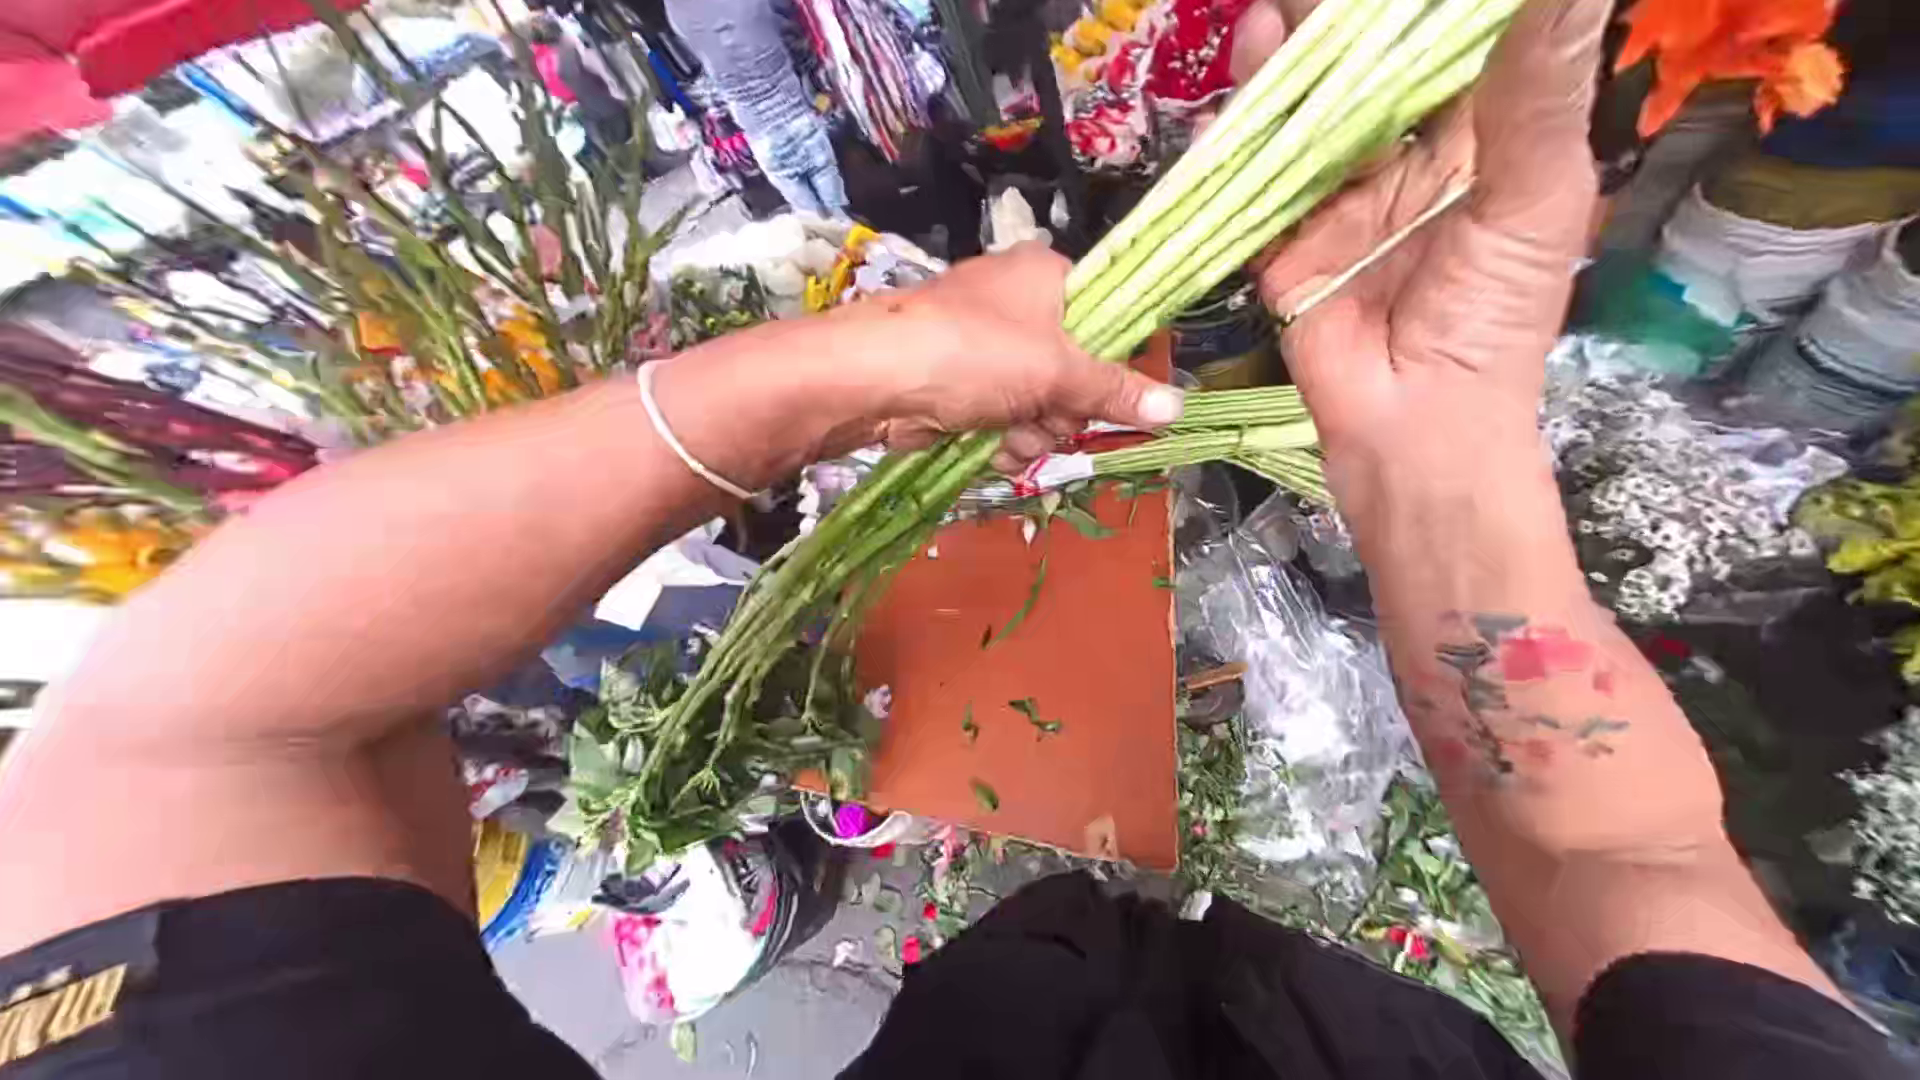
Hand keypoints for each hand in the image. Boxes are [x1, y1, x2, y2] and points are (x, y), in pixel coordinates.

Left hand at [833, 242, 1185, 472]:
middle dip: (1063, 410)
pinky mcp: (966, 386)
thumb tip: (1178, 407)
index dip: (1113, 362)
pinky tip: (991, 448)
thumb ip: (1114, 390)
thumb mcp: (1054, 369)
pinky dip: (1004, 440)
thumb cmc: (973, 353)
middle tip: (1048, 418)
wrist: (875, 379)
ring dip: (1033, 433)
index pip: (1109, 316)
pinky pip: (1009, 419)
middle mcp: (1020, 308)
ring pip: (1043, 404)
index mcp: (1048, 278)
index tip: (1109, 395)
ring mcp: (990, 349)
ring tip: (1010, 436)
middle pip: (1076, 371)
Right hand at [1235, 0, 1604, 532]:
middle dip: (1325, 41)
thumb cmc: (1492, 319)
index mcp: (1471, 147)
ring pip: (1297, 139)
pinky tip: (1215, 129)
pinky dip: (1229, 169)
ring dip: (1273, 89)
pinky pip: (1253, 205)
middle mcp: (1395, 173)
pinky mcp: (1282, 259)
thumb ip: (1530, 100)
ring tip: (1255, 30)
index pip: (1438, 57)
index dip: (1410, 17)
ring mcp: (1332, 217)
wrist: (1414, 420)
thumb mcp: (1532, 201)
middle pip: (1354, 90)